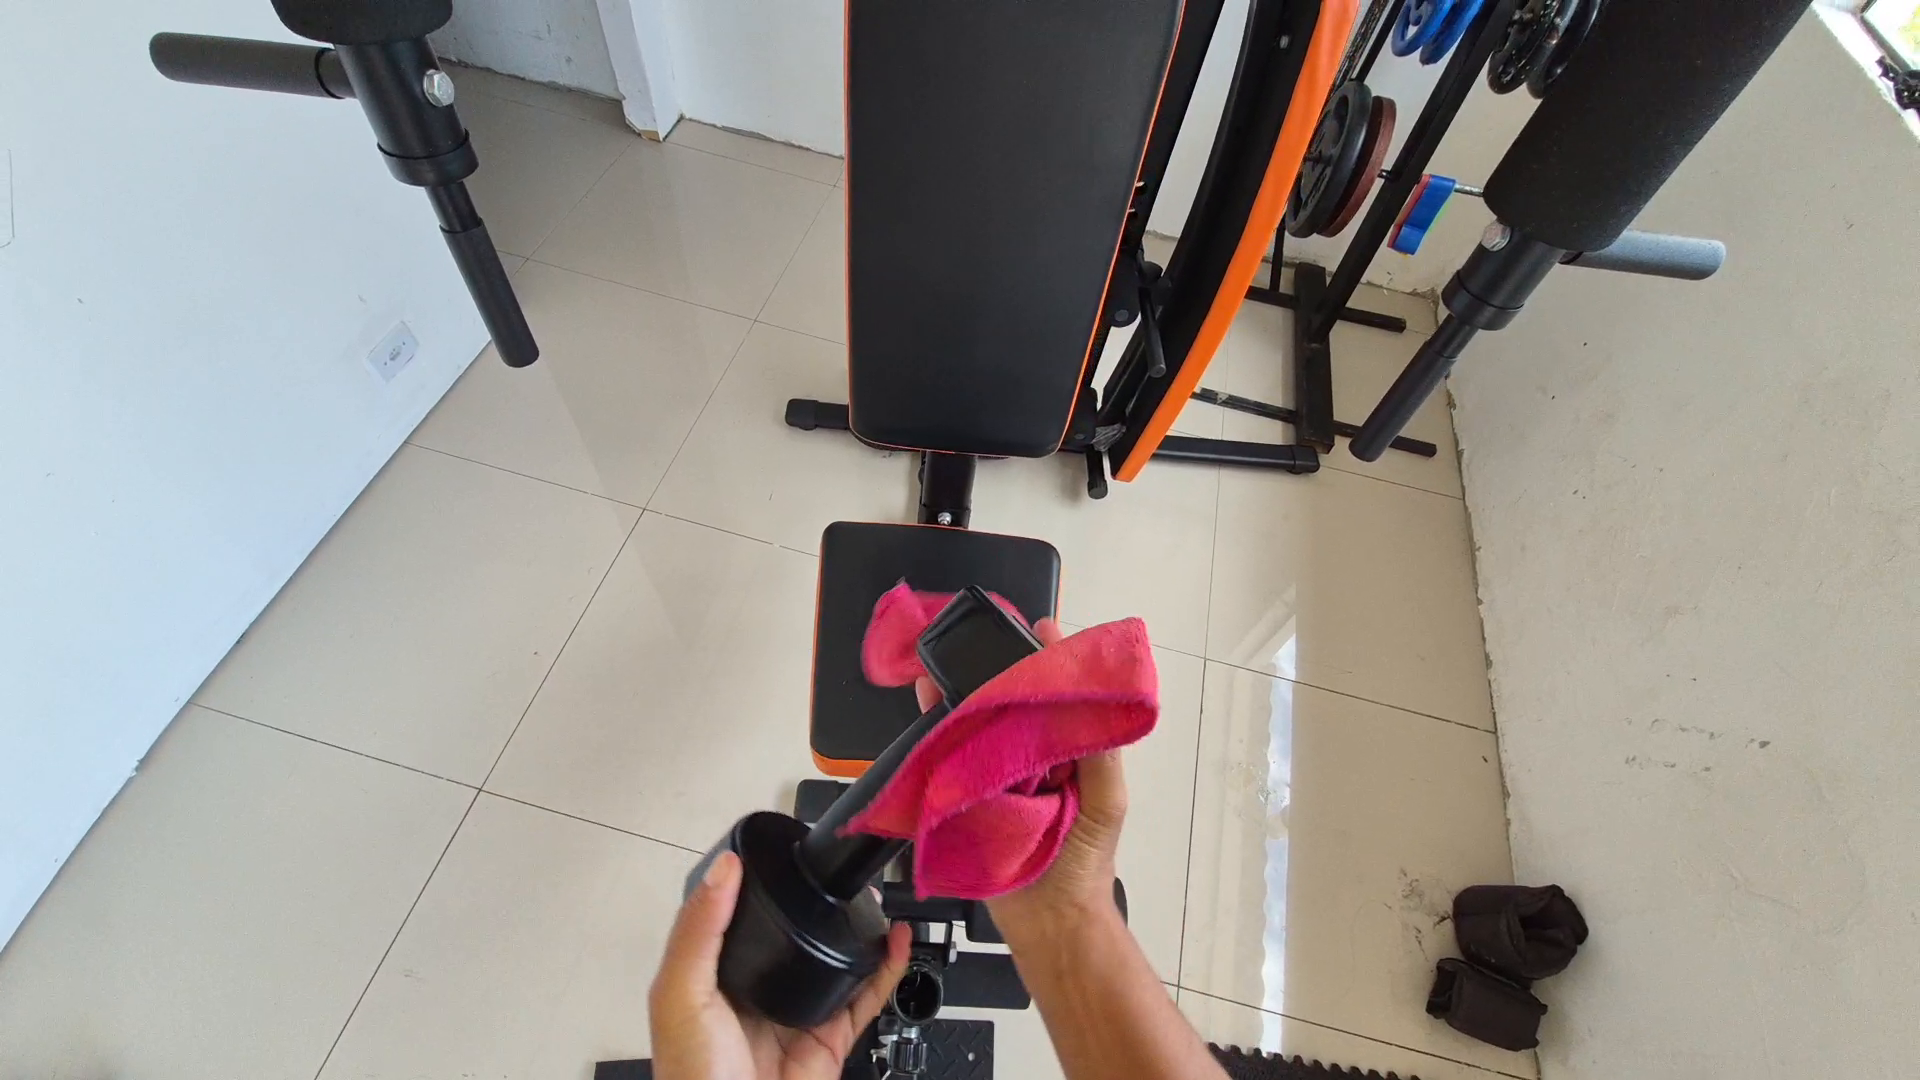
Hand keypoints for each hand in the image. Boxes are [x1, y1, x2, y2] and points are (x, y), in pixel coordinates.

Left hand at [649, 851, 911, 1079]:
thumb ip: (700, 931)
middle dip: (820, 902)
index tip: (788, 848)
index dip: (764, 881)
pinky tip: (897, 941)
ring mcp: (800, 1010)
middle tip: (841, 870)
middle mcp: (762, 986)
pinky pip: (867, 995)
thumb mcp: (680, 996)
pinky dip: (887, 967)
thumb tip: (725, 867)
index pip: (744, 914)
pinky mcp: (832, 1037)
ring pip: (836, 958)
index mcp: (721, 974)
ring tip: (874, 897)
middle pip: (797, 932)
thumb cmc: (695, 1077)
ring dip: (859, 929)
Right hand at [913, 617, 1127, 931]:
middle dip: (996, 668)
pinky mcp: (967, 792)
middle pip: (1011, 701)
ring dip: (963, 690)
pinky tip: (928, 700)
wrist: (1048, 923)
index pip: (1056, 694)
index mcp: (1067, 749)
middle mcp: (1029, 754)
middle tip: (982, 637)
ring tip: (948, 661)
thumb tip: (1093, 698)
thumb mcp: (1107, 802)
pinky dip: (937, 725)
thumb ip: (1103, 755)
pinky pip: (950, 753)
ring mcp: (995, 772)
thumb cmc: (1085, 863)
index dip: (1048, 660)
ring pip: (978, 721)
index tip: (1038, 628)